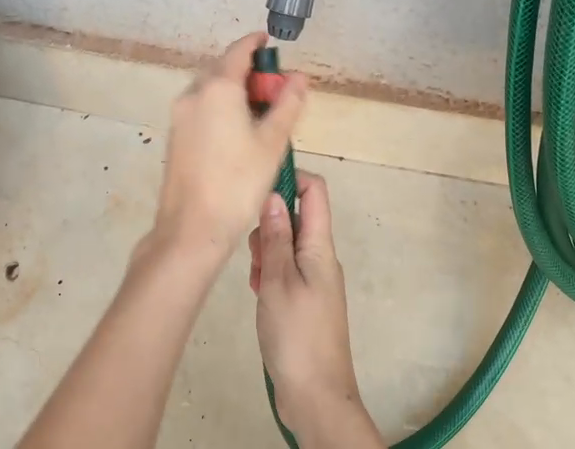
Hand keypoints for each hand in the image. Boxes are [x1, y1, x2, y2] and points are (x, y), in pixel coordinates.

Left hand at [150, 32, 306, 260]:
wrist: (191, 229)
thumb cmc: (238, 182)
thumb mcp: (272, 142)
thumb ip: (288, 104)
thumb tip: (299, 77)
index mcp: (218, 87)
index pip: (239, 50)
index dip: (257, 43)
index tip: (272, 45)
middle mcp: (194, 93)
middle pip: (223, 67)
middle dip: (249, 70)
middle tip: (275, 87)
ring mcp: (180, 114)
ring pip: (210, 88)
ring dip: (234, 88)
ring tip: (260, 111)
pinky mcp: (175, 135)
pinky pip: (201, 106)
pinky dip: (220, 105)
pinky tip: (237, 129)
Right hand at [250, 172, 378, 444]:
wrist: (316, 396)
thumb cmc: (297, 334)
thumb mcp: (278, 280)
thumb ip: (276, 236)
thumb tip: (275, 195)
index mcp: (320, 246)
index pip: (315, 191)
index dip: (291, 179)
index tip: (259, 187)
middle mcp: (320, 257)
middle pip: (298, 217)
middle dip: (270, 222)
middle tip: (254, 250)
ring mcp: (314, 280)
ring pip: (288, 245)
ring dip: (267, 250)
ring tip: (255, 276)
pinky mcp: (305, 302)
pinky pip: (286, 271)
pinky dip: (269, 273)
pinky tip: (258, 292)